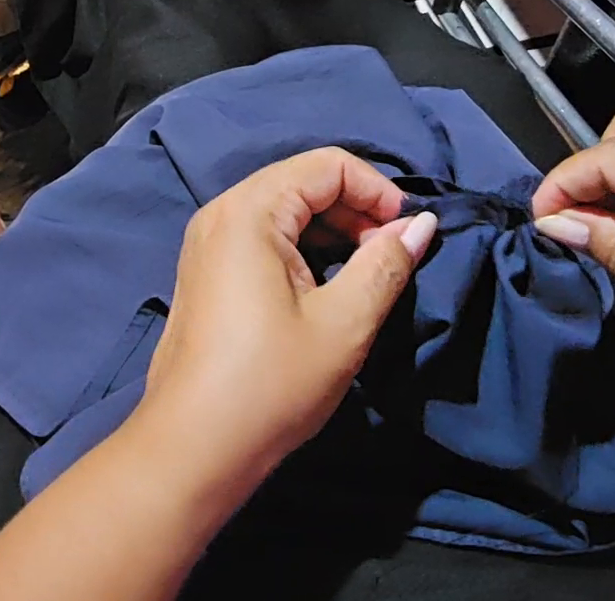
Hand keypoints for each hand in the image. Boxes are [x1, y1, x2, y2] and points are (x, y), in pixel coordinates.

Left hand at [135, 147, 437, 485]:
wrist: (193, 448)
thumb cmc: (271, 383)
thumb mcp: (344, 323)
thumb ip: (386, 263)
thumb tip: (422, 223)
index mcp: (249, 210)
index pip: (326, 165)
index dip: (376, 190)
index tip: (406, 233)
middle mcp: (222, 213)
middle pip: (302, 181)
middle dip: (355, 210)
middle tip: (390, 257)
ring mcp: (208, 242)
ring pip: (285, 210)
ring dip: (332, 231)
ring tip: (365, 274)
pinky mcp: (207, 270)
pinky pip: (263, 236)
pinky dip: (303, 249)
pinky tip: (326, 286)